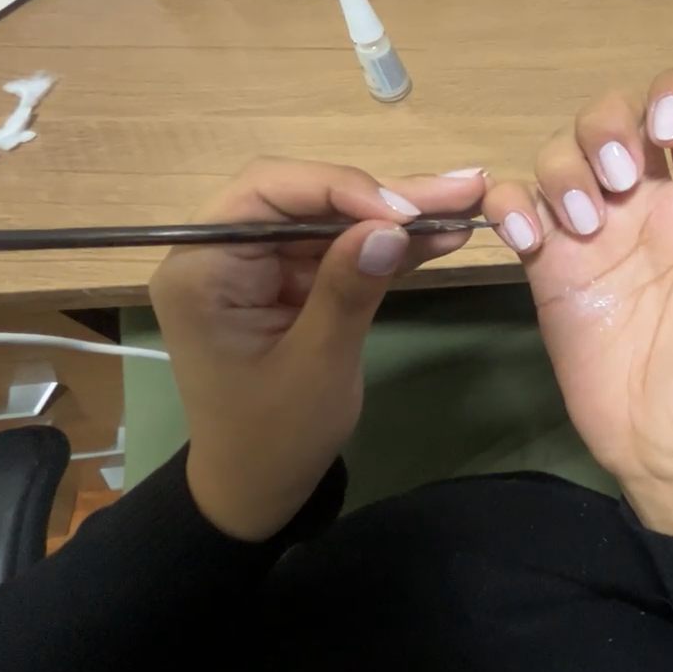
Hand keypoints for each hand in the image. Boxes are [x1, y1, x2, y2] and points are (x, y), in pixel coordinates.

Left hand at [150, 159, 486, 540]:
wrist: (262, 483)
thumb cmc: (276, 435)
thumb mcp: (317, 366)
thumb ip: (348, 290)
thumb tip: (391, 228)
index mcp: (205, 269)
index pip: (268, 194)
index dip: (340, 190)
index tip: (404, 214)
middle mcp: (229, 252)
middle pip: (310, 197)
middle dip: (387, 195)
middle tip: (461, 188)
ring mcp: (267, 265)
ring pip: (339, 218)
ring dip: (403, 214)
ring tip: (467, 201)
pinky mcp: (298, 281)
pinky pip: (349, 249)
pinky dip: (396, 244)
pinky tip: (445, 233)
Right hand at [483, 72, 672, 534]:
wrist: (667, 456)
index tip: (667, 135)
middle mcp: (649, 210)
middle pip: (619, 117)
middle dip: (609, 125)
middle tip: (618, 178)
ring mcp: (595, 236)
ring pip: (564, 153)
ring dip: (565, 168)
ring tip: (583, 226)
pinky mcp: (551, 268)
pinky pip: (517, 209)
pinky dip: (510, 205)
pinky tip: (526, 239)